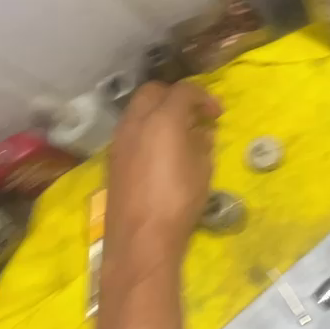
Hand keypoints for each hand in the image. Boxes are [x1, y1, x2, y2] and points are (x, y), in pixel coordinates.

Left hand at [106, 82, 221, 268]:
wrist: (141, 237)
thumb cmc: (180, 199)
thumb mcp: (203, 168)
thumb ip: (202, 142)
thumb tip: (201, 132)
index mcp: (163, 119)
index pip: (184, 91)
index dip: (204, 97)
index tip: (216, 114)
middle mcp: (136, 123)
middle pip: (153, 92)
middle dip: (176, 97)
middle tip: (195, 115)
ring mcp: (119, 140)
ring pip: (138, 110)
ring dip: (159, 113)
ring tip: (180, 133)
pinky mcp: (113, 159)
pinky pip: (131, 130)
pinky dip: (148, 130)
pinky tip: (162, 152)